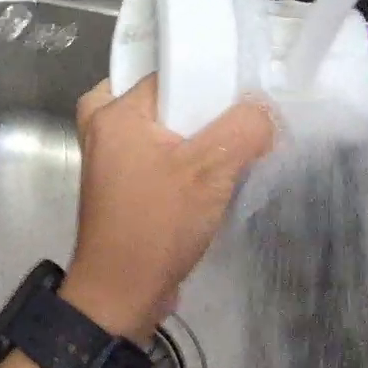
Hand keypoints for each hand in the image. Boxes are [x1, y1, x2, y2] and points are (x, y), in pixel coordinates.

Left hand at [61, 75, 274, 338]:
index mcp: (113, 110)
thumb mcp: (211, 170)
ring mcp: (110, 157)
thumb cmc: (158, 223)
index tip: (246, 92)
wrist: (121, 293)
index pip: (169, 74)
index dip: (209, 80)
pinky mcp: (121, 183)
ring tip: (237, 145)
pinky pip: (158, 155)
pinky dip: (184, 161)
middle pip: (167, 101)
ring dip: (198, 140)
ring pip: (165, 130)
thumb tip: (264, 109)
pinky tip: (217, 173)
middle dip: (204, 111)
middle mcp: (103, 126)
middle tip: (243, 118)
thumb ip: (245, 129)